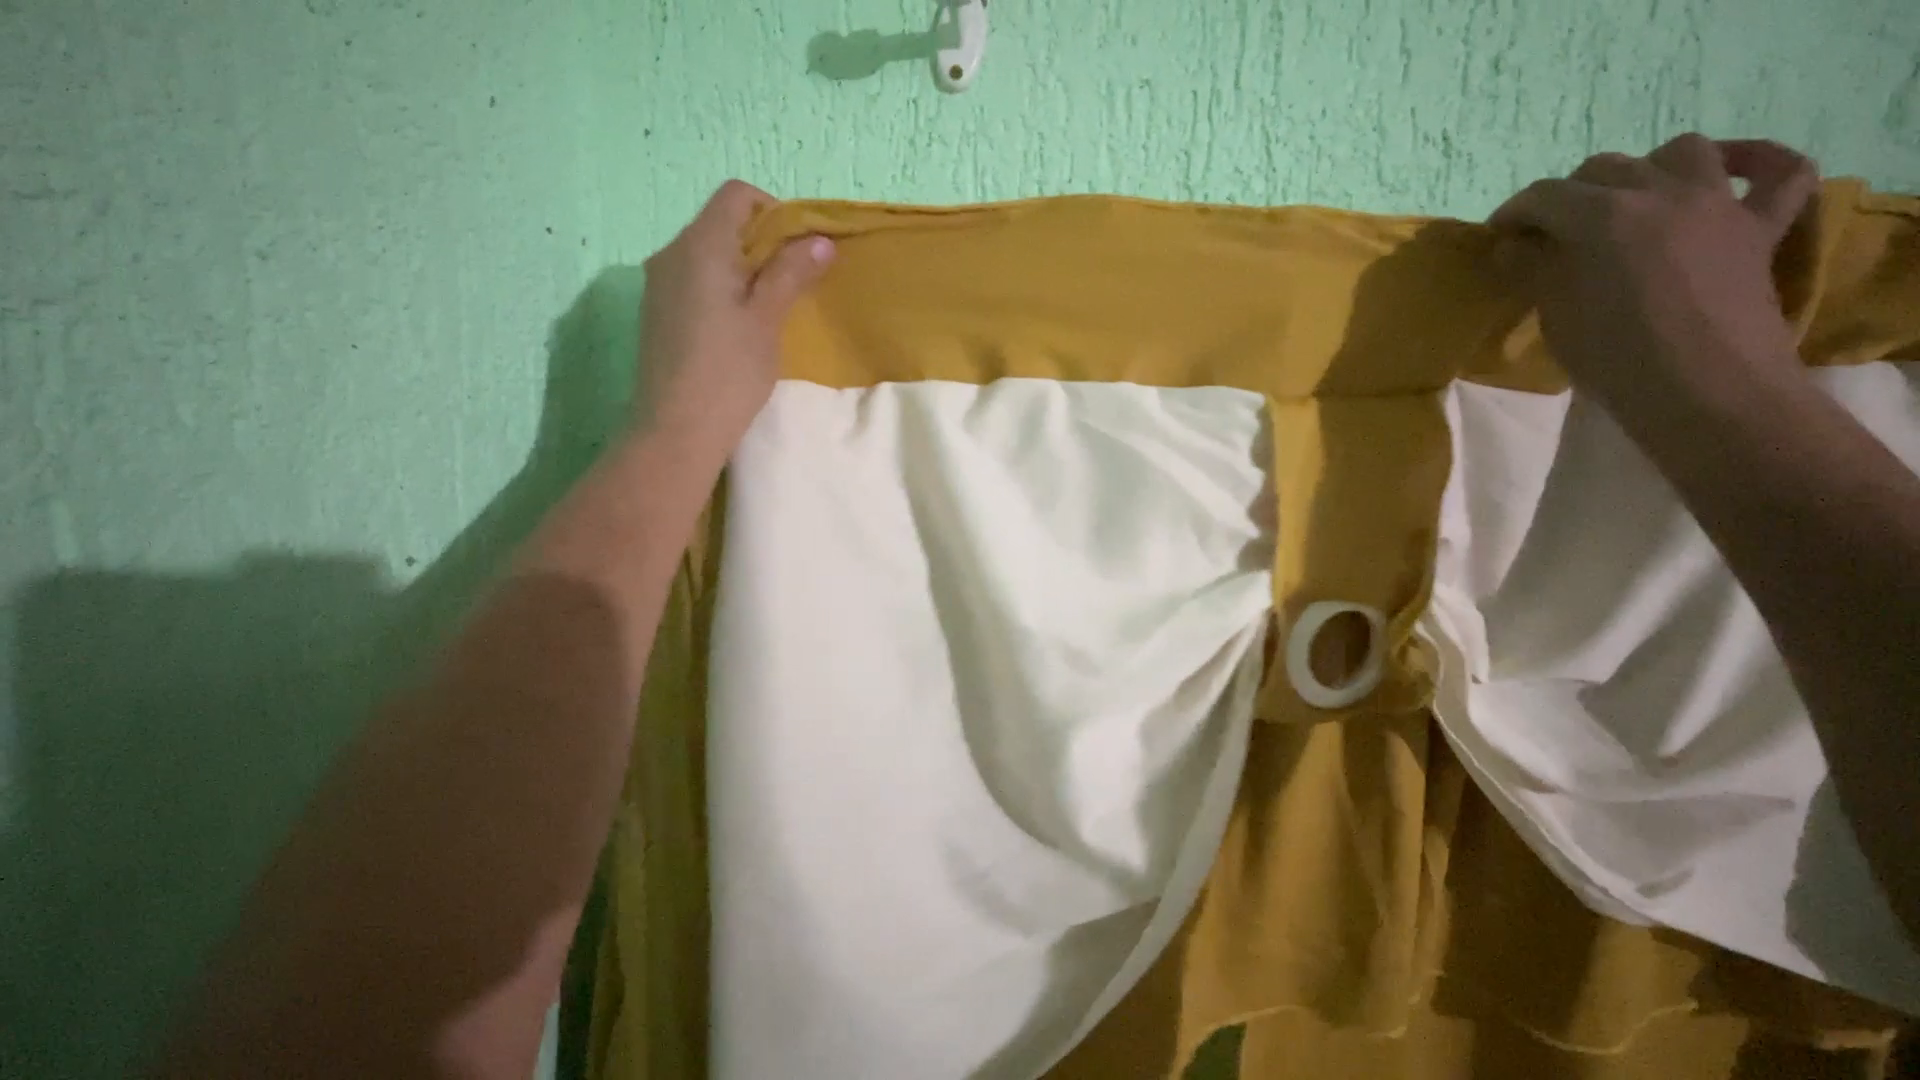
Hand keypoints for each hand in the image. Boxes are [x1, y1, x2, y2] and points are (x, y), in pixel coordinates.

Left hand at [636, 180, 833, 457]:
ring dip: (744, 268)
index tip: (798, 250)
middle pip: (722, 223)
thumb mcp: (767, 319)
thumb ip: (791, 273)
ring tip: (770, 309)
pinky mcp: (657, 312)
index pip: (737, 195)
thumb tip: (820, 239)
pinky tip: (740, 328)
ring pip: (708, 254)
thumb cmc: (728, 372)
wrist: (675, 430)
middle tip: (793, 283)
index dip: (774, 211)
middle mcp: (671, 253)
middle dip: (763, 242)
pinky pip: (695, 280)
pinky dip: (723, 288)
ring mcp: (659, 284)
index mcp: (699, 245)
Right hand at [1490, 135, 1819, 407]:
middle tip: (1551, 233)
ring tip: (1628, 201)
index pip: (1544, 196)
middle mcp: (1662, 193)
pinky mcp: (1761, 227)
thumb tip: (1514, 245)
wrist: (1704, 393)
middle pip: (1605, 169)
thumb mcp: (1555, 314)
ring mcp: (1719, 204)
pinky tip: (1726, 170)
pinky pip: (1779, 172)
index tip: (1498, 237)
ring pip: (1682, 152)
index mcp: (1603, 217)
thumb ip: (1532, 269)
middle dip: (1569, 195)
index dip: (1514, 213)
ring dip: (1647, 169)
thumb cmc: (1615, 358)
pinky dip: (1756, 161)